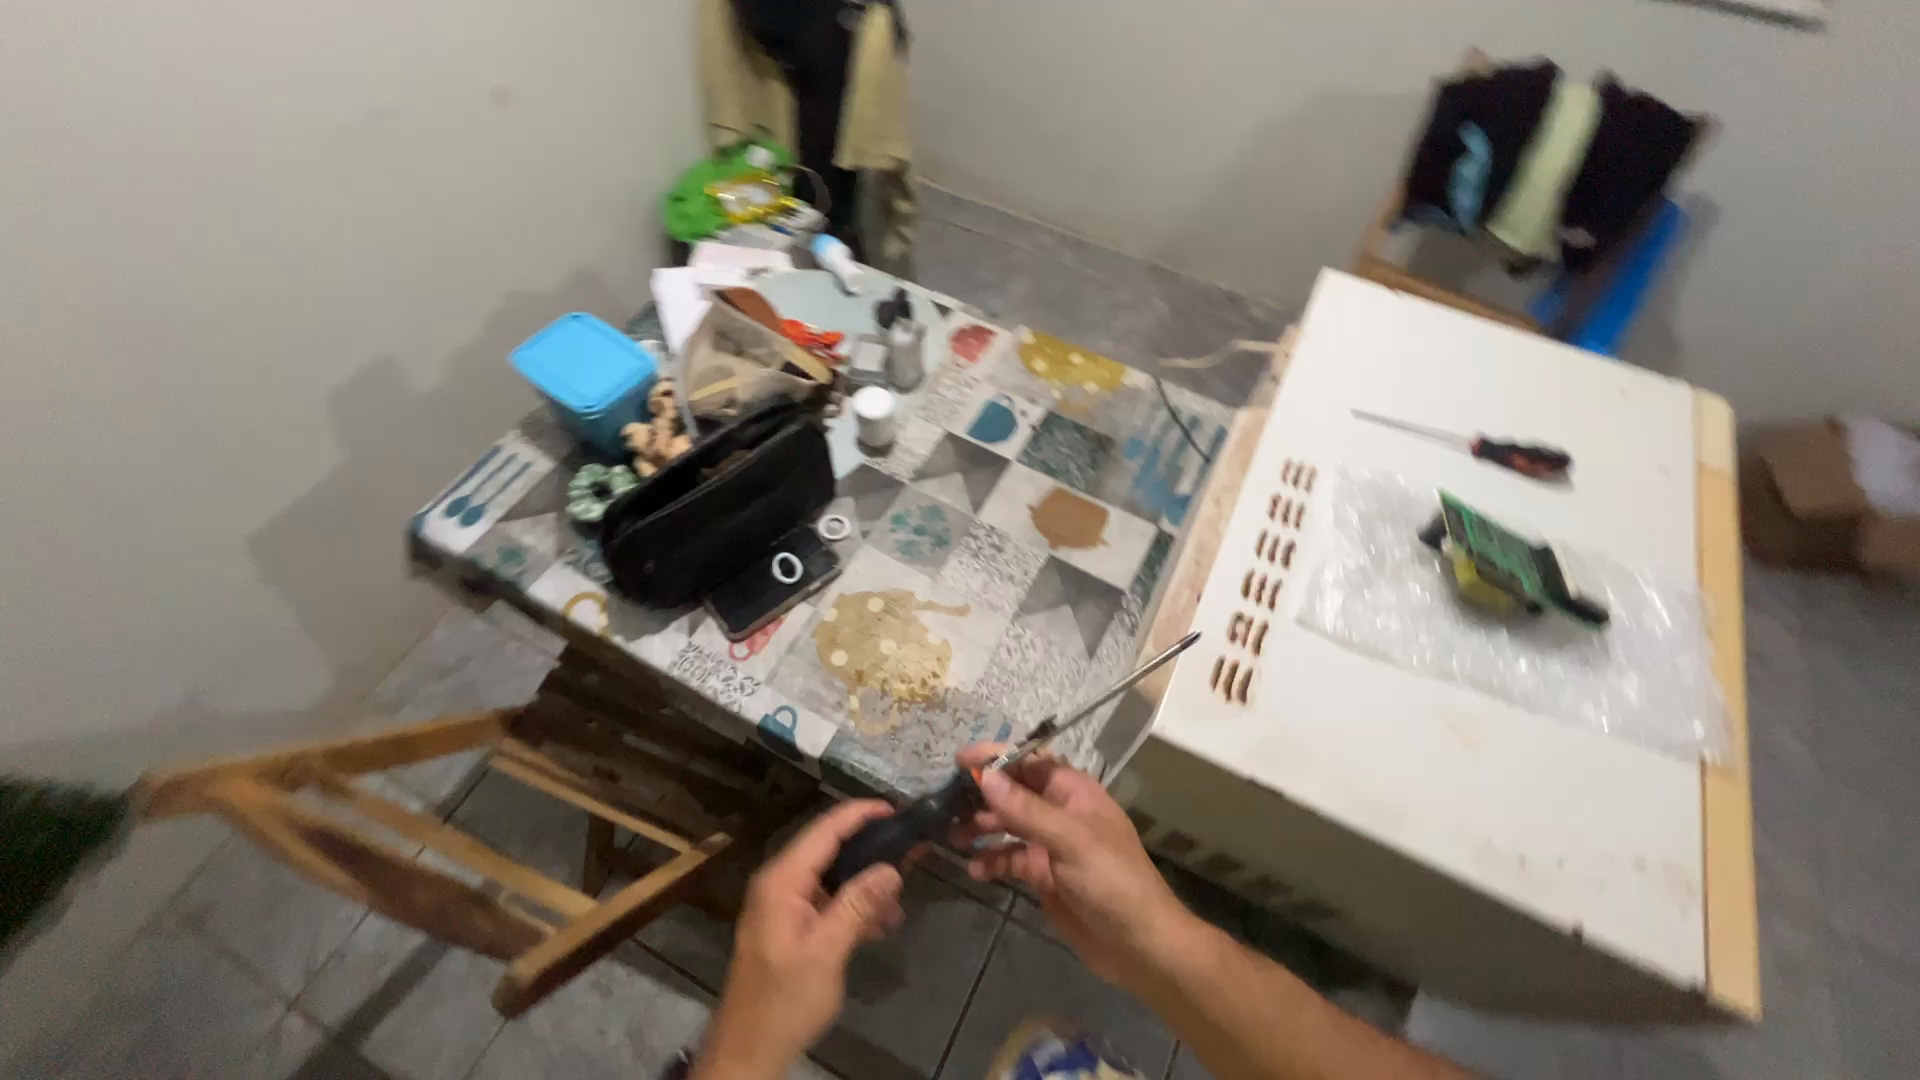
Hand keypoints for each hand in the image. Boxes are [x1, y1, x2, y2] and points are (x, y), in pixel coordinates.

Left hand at [695, 801, 906, 1079]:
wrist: (747, 1053)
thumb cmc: (784, 1001)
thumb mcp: (826, 952)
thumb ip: (858, 905)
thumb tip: (891, 868)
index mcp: (782, 879)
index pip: (825, 829)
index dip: (861, 813)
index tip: (898, 809)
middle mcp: (779, 882)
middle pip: (829, 847)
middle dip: (870, 846)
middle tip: (910, 848)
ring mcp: (782, 904)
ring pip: (831, 875)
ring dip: (864, 882)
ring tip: (901, 894)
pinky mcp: (789, 925)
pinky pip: (825, 899)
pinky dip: (852, 905)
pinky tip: (879, 922)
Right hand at [952, 745, 1192, 989]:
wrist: (1139, 945)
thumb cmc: (1111, 881)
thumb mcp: (1069, 840)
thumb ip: (1025, 809)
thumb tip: (985, 776)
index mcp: (1073, 791)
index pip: (1029, 762)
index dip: (995, 758)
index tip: (959, 760)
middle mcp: (1060, 811)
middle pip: (1014, 792)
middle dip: (982, 795)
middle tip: (946, 804)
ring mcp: (1051, 845)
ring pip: (1007, 825)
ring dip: (981, 828)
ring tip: (952, 836)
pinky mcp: (1044, 876)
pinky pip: (1010, 860)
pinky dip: (992, 862)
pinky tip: (975, 870)